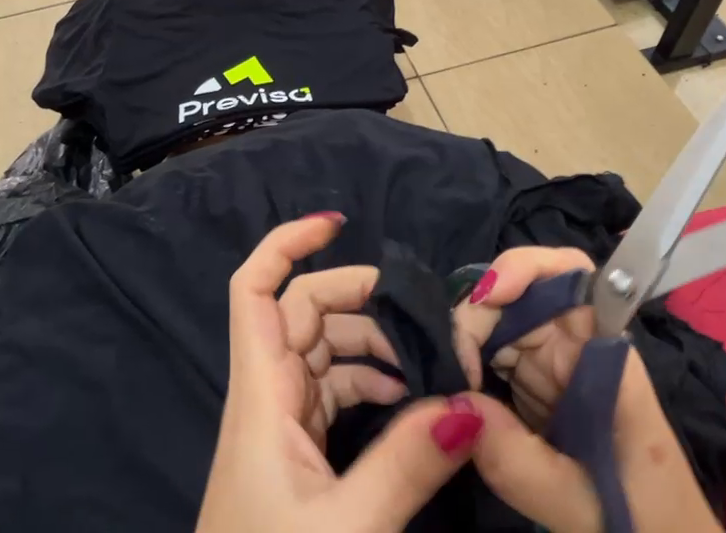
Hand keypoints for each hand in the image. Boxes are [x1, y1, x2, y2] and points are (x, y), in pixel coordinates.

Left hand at [195, 213, 486, 532]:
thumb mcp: (349, 525)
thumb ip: (408, 465)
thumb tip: (472, 406)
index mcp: (260, 393)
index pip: (253, 289)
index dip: (285, 244)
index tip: (336, 223)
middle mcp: (266, 394)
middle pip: (302, 313)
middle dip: (359, 300)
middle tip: (424, 315)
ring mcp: (280, 423)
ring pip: (323, 353)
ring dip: (374, 349)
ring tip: (433, 368)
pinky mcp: (295, 453)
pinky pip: (333, 394)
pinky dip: (372, 388)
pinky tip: (412, 408)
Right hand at [450, 247, 721, 532]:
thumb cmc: (640, 520)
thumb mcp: (576, 502)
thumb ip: (516, 460)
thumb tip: (453, 406)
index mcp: (601, 357)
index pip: (570, 276)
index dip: (525, 268)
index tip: (488, 296)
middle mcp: (573, 344)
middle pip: (515, 293)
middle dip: (474, 314)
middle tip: (451, 366)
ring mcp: (547, 360)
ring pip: (493, 319)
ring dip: (461, 339)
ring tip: (445, 380)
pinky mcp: (527, 381)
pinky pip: (485, 350)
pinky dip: (460, 361)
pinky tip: (448, 387)